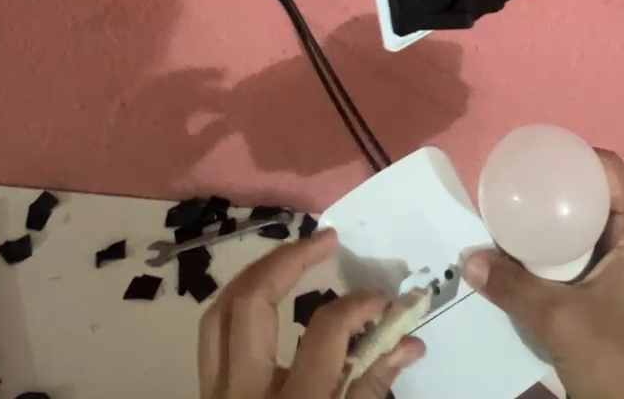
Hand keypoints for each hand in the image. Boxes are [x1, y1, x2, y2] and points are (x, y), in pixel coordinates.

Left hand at [199, 228, 425, 398]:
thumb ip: (372, 387)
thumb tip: (410, 338)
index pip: (324, 332)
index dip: (359, 305)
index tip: (385, 300)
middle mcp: (242, 397)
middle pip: (250, 305)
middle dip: (288, 261)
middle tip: (326, 240)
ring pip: (218, 315)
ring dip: (257, 276)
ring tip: (292, 257)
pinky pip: (213, 339)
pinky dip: (239, 308)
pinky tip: (266, 301)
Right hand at [463, 150, 623, 398]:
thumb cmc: (617, 357)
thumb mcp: (559, 318)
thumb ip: (512, 286)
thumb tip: (467, 258)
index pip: (606, 167)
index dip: (569, 156)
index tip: (528, 162)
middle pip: (597, 193)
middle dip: (555, 190)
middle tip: (511, 191)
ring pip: (592, 224)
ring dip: (556, 223)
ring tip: (512, 218)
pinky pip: (591, 251)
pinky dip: (562, 249)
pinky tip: (529, 257)